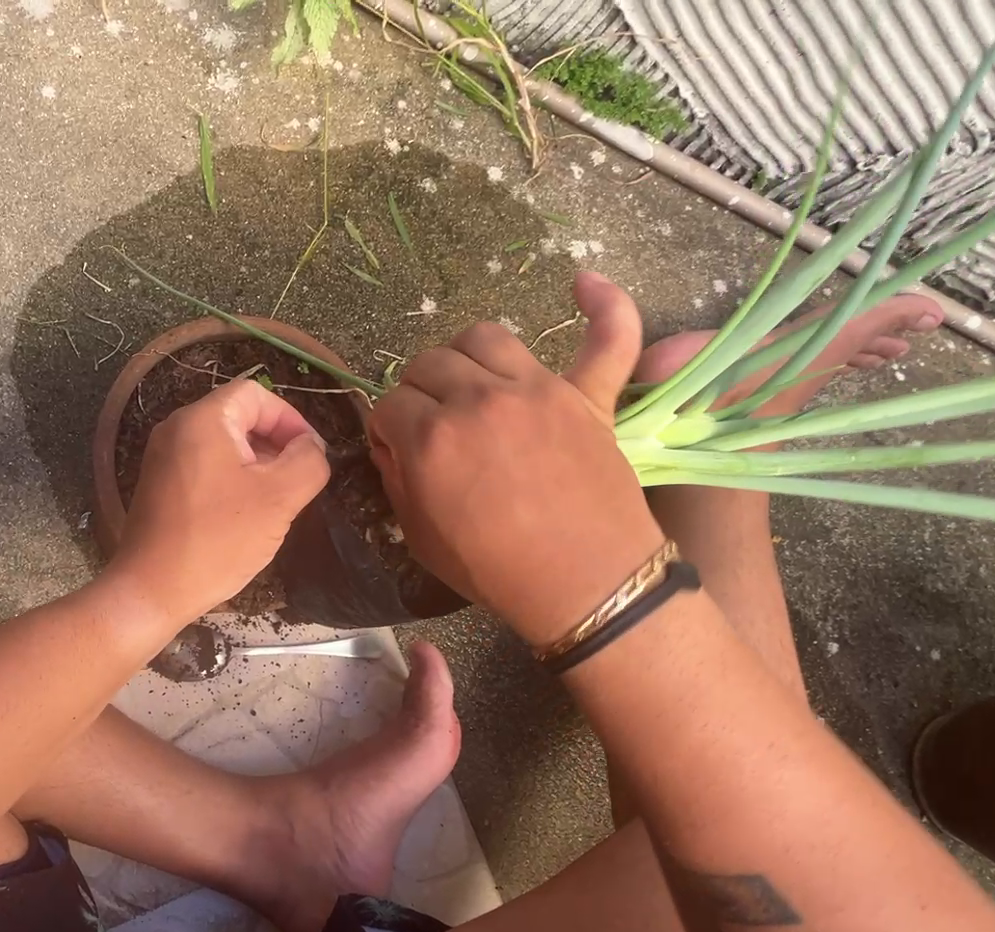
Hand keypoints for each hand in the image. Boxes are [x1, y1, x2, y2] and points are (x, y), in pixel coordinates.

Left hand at [110, 377, 329, 625]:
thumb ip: (307, 461)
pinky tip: (245, 518)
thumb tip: (311, 447)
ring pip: (224, 447)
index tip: (311, 455)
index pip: (256, 394)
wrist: (152, 590)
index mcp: (202, 420)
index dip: (291, 419)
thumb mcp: (279, 498)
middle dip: (275, 445)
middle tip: (297, 483)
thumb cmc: (217, 540)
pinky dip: (232, 482)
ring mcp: (163, 459)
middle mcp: (176, 430)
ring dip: (257, 467)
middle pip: (239, 418)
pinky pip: (205, 469)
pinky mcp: (160, 487)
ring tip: (276, 504)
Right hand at [368, 272, 664, 644]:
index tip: (395, 447)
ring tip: (469, 380)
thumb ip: (397, 479)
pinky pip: (608, 336)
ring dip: (465, 354)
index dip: (386, 426)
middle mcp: (479, 400)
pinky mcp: (589, 396)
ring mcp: (538, 390)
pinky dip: (604, 306)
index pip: (388, 403)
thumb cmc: (492, 569)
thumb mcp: (418, 535)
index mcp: (430, 438)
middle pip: (428, 363)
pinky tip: (583, 283)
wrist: (584, 585)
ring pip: (485, 336)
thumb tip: (393, 444)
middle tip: (427, 421)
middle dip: (416, 391)